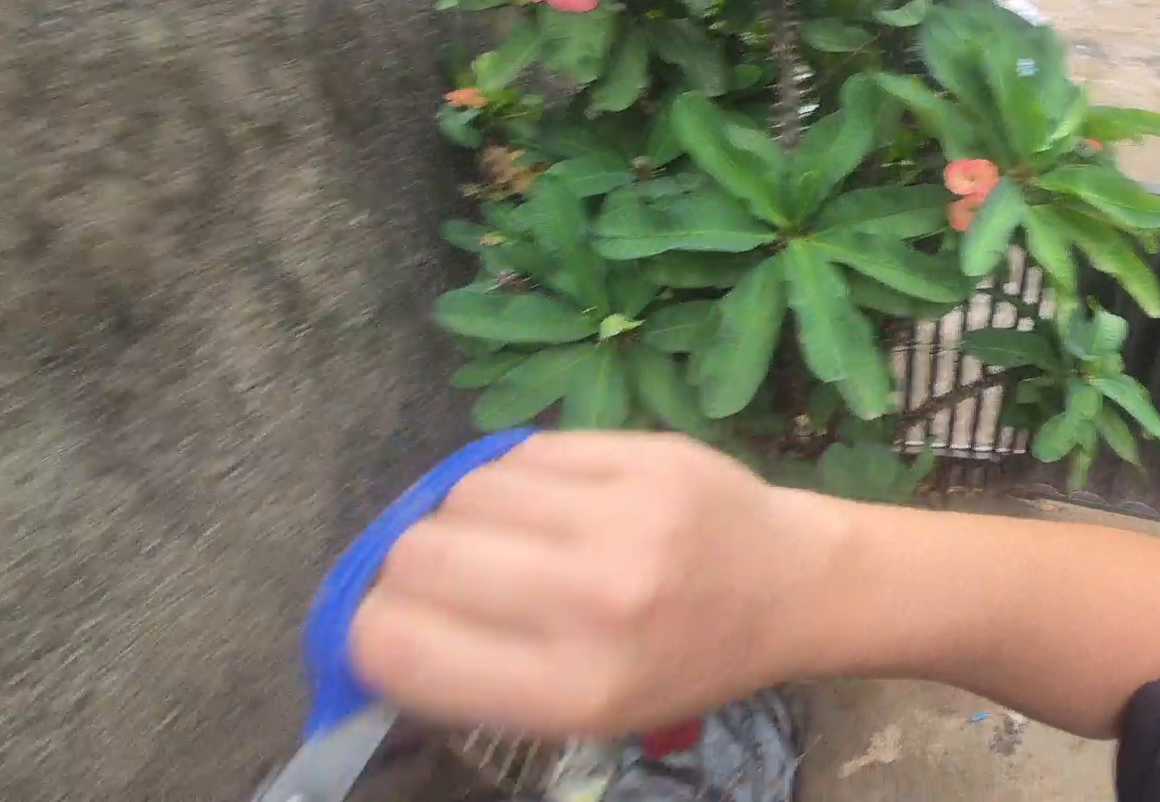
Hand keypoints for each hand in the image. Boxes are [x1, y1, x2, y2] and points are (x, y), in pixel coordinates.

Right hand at [348, 431, 835, 736]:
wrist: (789, 582)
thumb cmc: (688, 658)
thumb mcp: (586, 711)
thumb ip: (478, 674)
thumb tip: (372, 619)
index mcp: (572, 690)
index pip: (397, 646)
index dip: (370, 627)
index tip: (389, 617)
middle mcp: (595, 599)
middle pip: (421, 552)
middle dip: (413, 563)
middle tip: (456, 568)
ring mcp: (628, 514)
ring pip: (468, 488)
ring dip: (468, 510)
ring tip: (514, 529)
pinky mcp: (651, 453)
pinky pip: (530, 447)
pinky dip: (520, 472)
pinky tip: (552, 493)